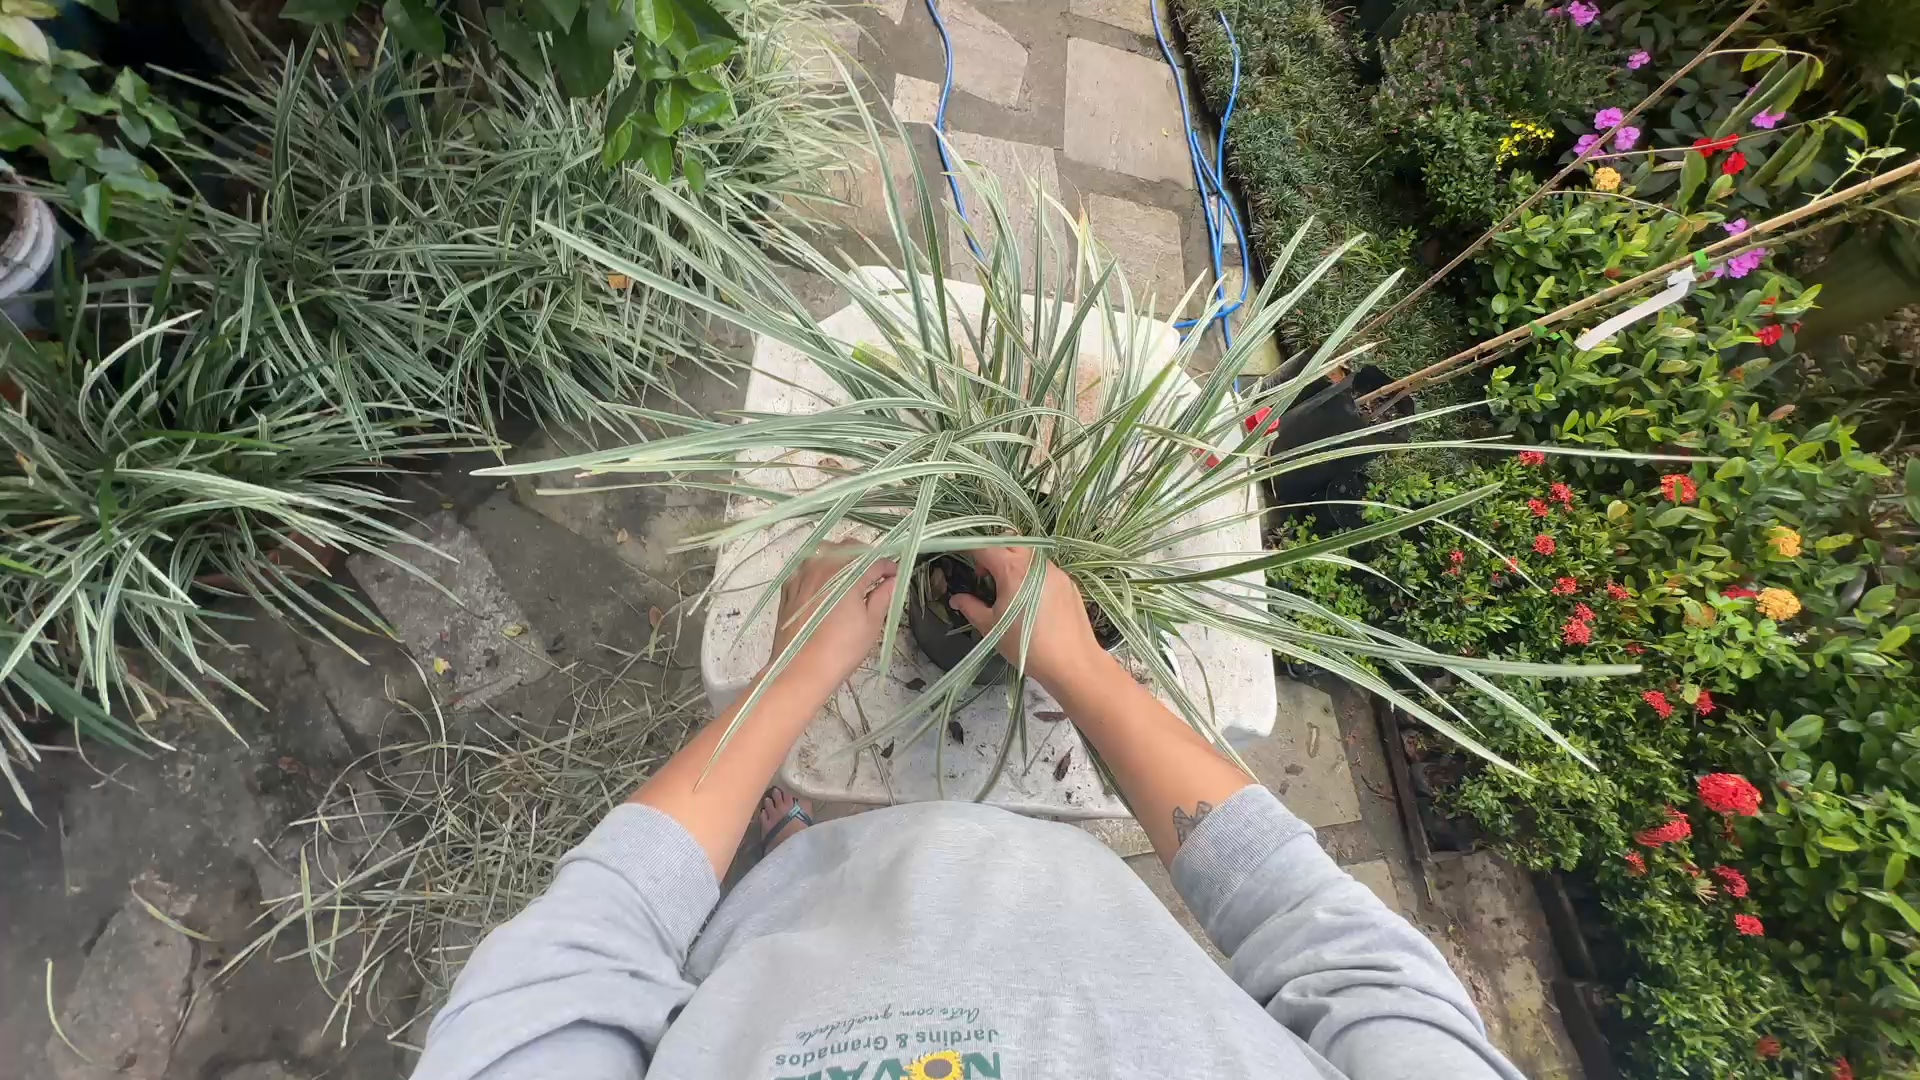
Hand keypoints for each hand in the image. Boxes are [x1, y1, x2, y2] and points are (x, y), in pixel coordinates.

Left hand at [768, 551, 899, 688]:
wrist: (800, 670)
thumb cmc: (842, 649)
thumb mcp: (871, 623)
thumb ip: (883, 596)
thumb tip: (892, 580)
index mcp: (847, 574)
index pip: (874, 561)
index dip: (889, 566)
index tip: (895, 575)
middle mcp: (823, 566)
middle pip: (849, 547)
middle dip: (866, 557)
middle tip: (875, 575)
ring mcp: (802, 574)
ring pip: (824, 551)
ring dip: (841, 557)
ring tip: (849, 575)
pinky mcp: (788, 587)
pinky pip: (806, 566)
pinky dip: (818, 568)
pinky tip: (824, 584)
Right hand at [948, 547, 1108, 691]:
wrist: (1071, 661)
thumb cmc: (1025, 645)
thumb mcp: (991, 627)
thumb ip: (971, 607)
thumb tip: (957, 599)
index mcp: (1012, 570)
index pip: (985, 547)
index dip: (970, 549)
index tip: (962, 556)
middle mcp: (1034, 564)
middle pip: (1009, 540)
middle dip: (994, 550)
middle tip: (987, 574)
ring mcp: (1054, 571)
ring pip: (1029, 552)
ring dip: (1015, 560)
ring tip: (1010, 588)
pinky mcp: (1067, 582)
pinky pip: (1045, 568)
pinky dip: (1032, 573)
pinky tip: (1032, 599)